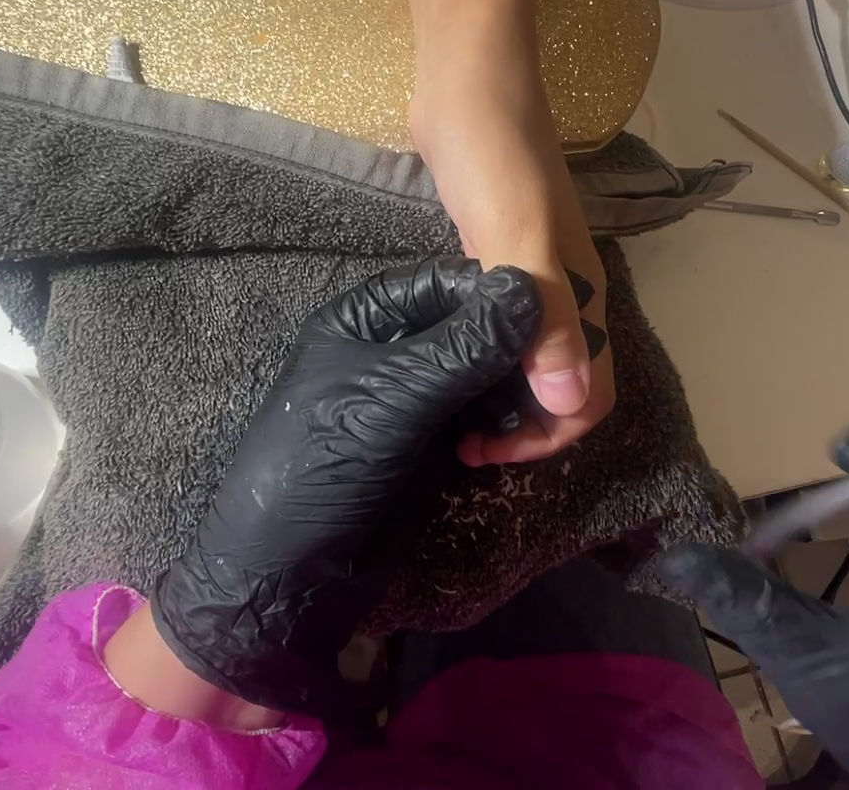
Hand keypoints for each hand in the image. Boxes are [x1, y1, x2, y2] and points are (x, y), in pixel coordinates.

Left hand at [151, 258, 541, 713]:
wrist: (294, 567)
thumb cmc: (326, 462)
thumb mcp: (393, 399)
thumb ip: (464, 346)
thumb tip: (533, 288)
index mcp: (373, 312)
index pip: (458, 281)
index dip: (508, 301)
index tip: (553, 335)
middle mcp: (400, 340)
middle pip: (484, 326)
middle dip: (517, 359)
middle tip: (545, 399)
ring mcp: (420, 387)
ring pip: (494, 372)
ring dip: (514, 399)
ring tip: (519, 436)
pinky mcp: (435, 430)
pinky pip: (487, 411)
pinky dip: (502, 427)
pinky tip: (495, 453)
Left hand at [410, 80, 612, 465]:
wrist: (465, 84)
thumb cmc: (493, 156)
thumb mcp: (515, 235)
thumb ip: (543, 315)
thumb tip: (566, 403)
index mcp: (582, 294)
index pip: (592, 394)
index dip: (550, 434)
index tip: (490, 449)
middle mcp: (565, 292)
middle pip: (564, 384)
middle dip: (525, 425)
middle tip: (462, 442)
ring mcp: (529, 273)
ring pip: (531, 357)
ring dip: (501, 394)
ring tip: (450, 415)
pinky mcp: (494, 256)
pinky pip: (500, 326)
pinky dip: (482, 356)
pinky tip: (444, 358)